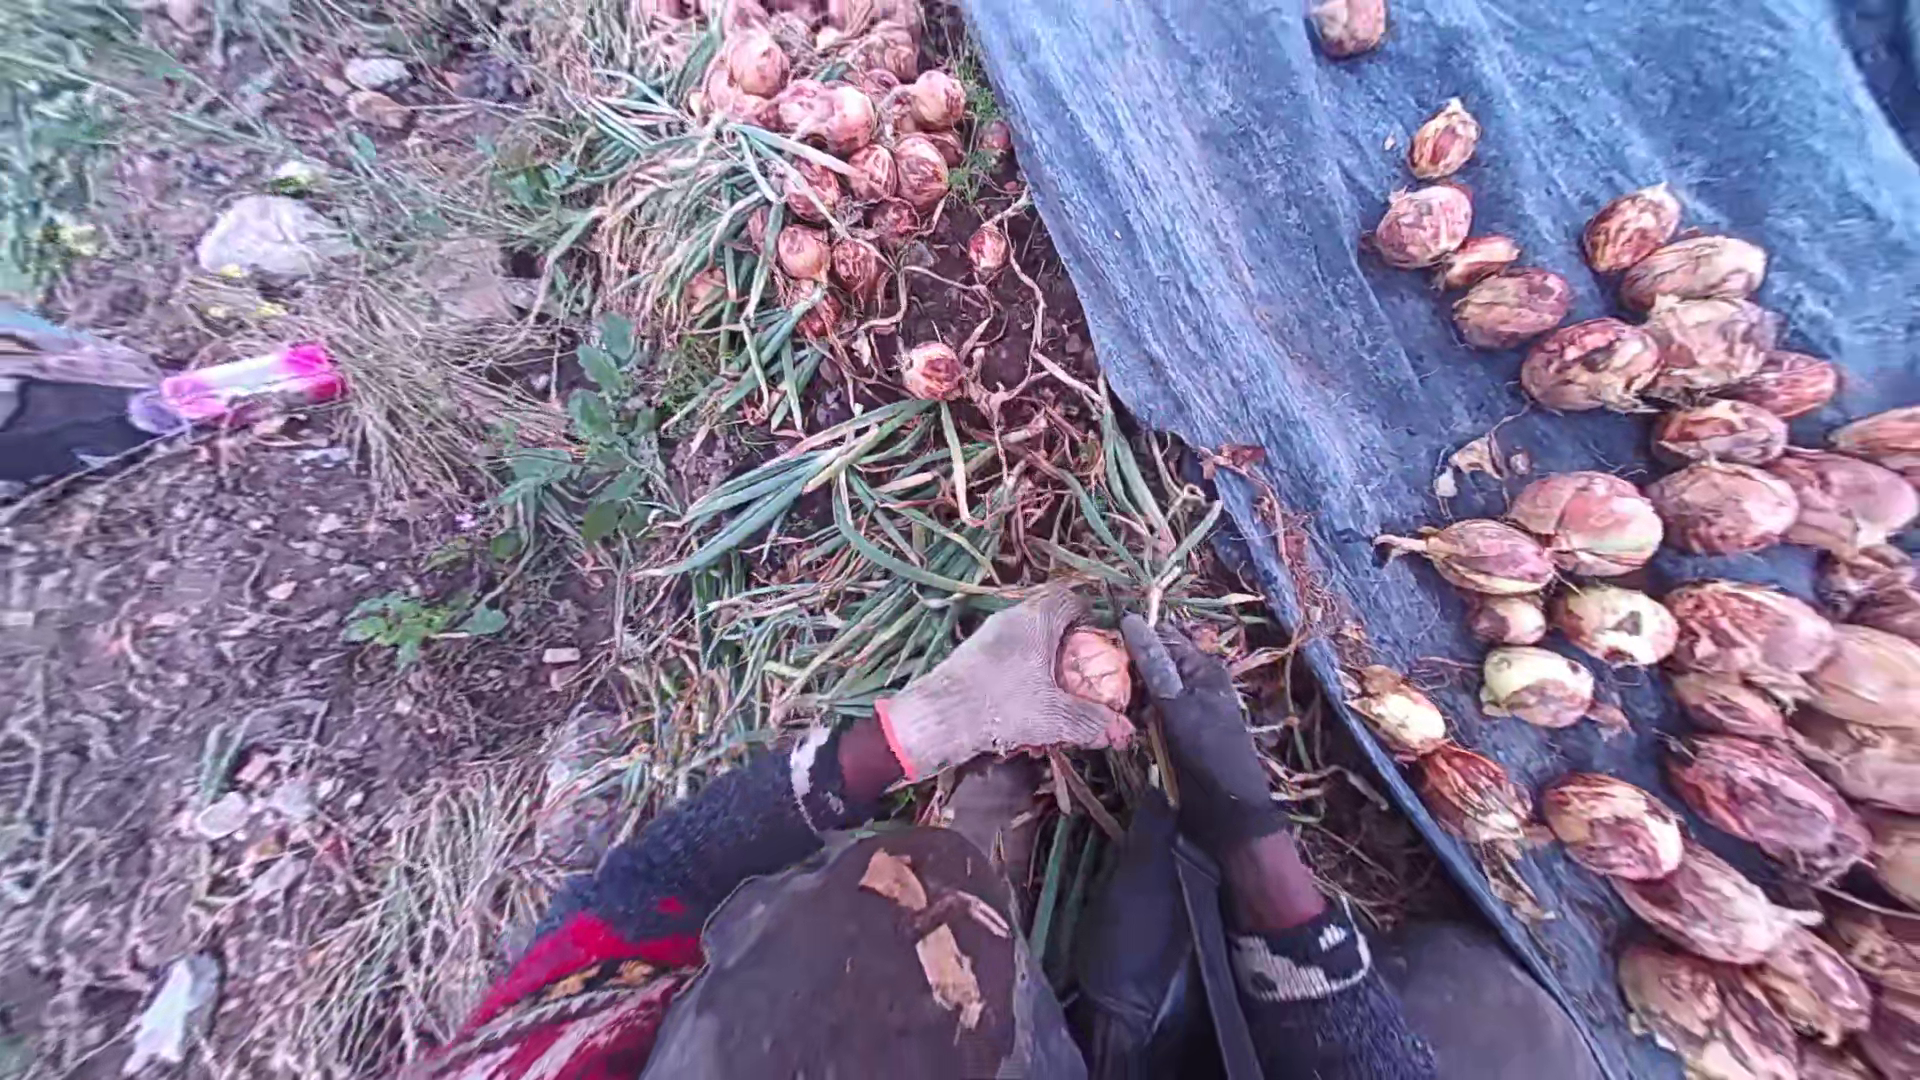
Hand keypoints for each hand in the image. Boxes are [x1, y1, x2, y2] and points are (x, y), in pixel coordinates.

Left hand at [876, 584, 1132, 779]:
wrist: (938, 718)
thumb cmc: (999, 706)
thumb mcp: (1054, 717)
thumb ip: (1092, 721)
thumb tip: (1125, 732)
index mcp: (1034, 620)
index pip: (1070, 599)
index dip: (1090, 617)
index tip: (1100, 646)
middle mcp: (1010, 619)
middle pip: (1050, 618)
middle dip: (1070, 644)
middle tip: (1082, 672)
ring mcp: (988, 635)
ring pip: (1028, 637)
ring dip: (1045, 659)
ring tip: (1056, 690)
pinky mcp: (973, 654)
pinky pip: (1009, 653)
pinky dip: (1024, 669)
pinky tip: (1026, 700)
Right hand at [1119, 614, 1286, 854]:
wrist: (1226, 814)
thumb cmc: (1206, 753)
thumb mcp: (1177, 704)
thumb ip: (1153, 663)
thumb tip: (1131, 619)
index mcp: (1202, 667)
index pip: (1161, 635)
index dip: (1133, 636)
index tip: (1103, 645)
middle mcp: (1193, 681)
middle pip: (1151, 660)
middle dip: (1128, 667)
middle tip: (1105, 677)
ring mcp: (1184, 705)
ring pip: (1145, 685)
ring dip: (1129, 692)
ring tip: (1113, 700)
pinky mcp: (1174, 728)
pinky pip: (1148, 709)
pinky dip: (1136, 712)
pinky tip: (1125, 720)